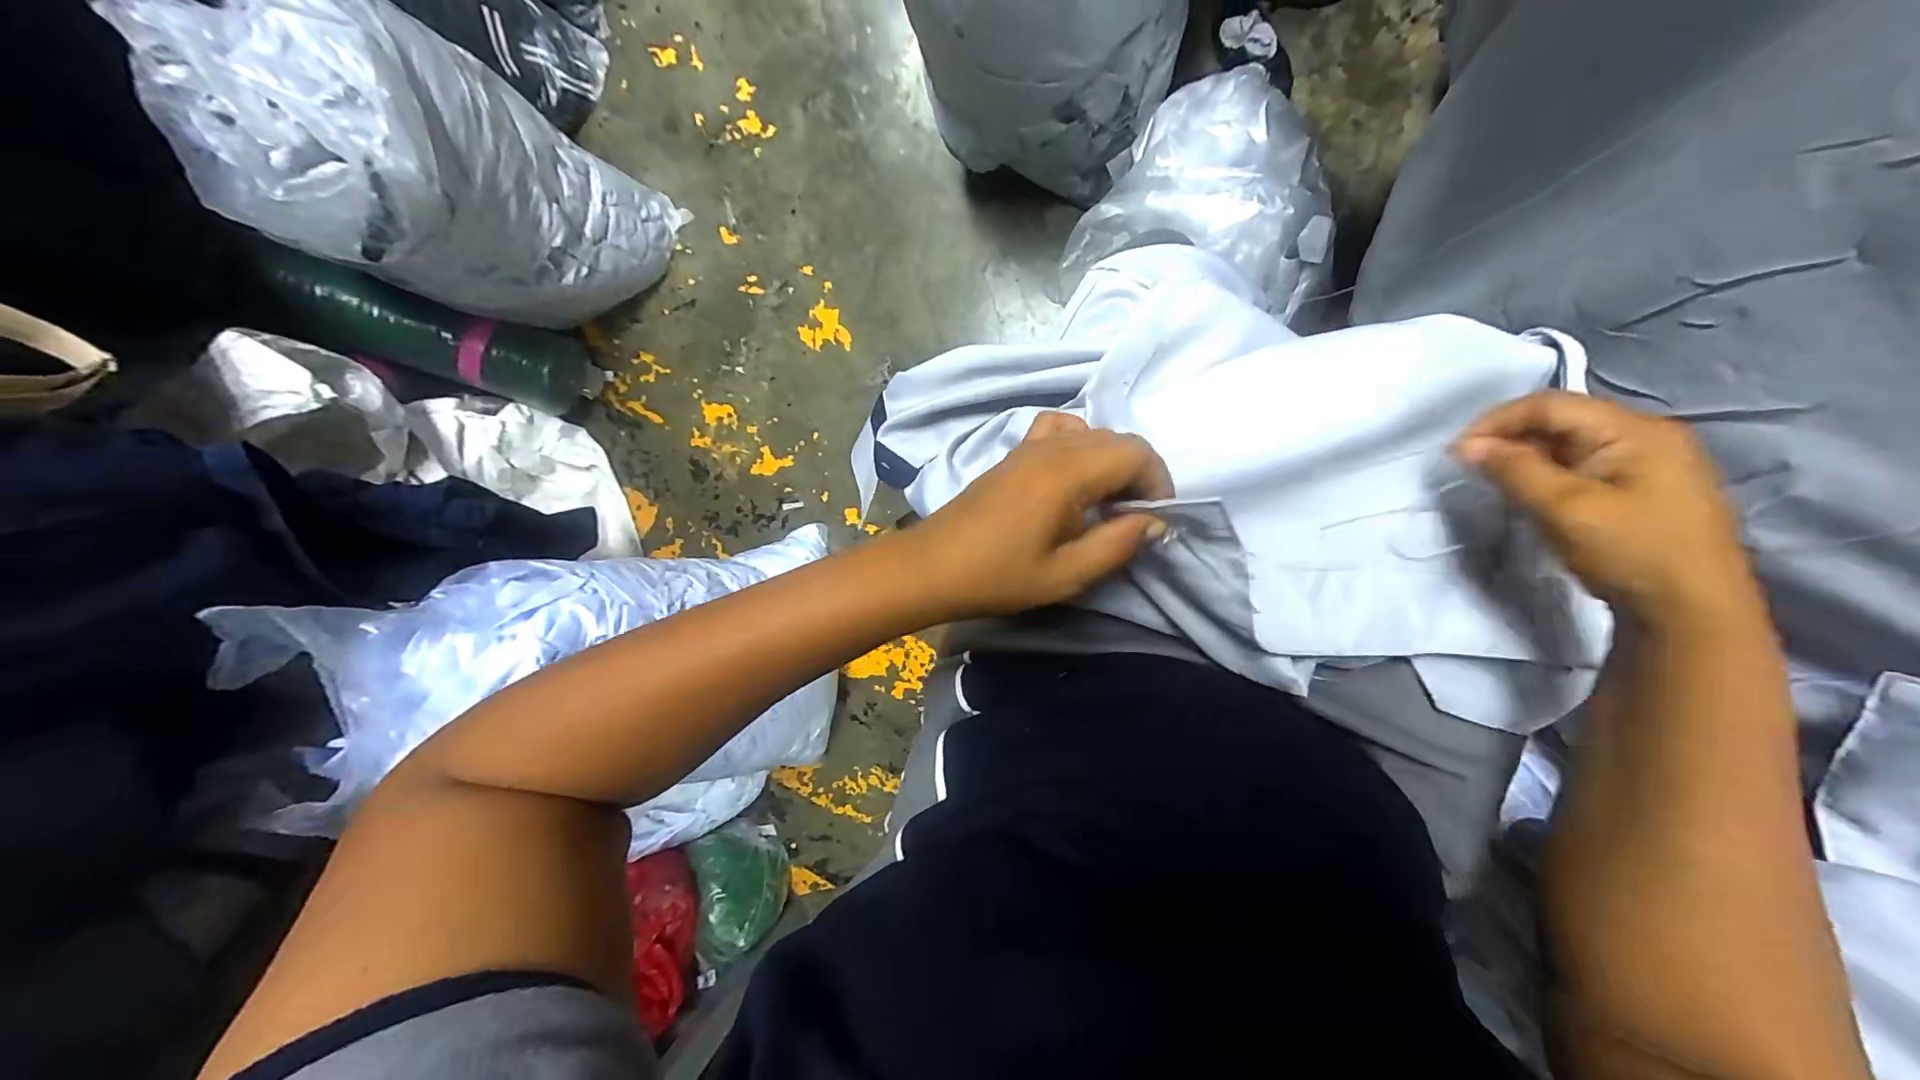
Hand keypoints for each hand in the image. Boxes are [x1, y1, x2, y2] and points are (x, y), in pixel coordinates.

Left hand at [894, 412, 1172, 620]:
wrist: (931, 567)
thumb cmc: (997, 576)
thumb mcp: (1064, 575)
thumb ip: (1116, 545)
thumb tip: (1154, 523)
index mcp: (1066, 472)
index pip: (1135, 452)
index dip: (1158, 482)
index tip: (1154, 520)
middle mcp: (1050, 446)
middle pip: (1117, 438)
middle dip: (1139, 473)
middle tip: (1133, 518)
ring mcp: (1027, 445)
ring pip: (1090, 432)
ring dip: (1110, 461)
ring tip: (1105, 502)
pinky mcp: (1013, 453)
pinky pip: (1058, 431)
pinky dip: (1079, 446)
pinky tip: (1071, 481)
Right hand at [1453, 392, 1760, 626]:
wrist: (1693, 612)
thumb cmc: (1631, 553)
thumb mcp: (1565, 509)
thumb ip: (1514, 470)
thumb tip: (1466, 445)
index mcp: (1635, 430)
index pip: (1551, 405)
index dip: (1498, 421)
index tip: (1458, 452)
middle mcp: (1647, 436)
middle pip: (1562, 420)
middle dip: (1510, 438)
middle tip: (1471, 467)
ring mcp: (1651, 463)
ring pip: (1570, 444)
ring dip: (1526, 457)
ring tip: (1495, 482)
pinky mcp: (1644, 489)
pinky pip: (1584, 465)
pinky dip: (1548, 473)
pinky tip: (1532, 495)